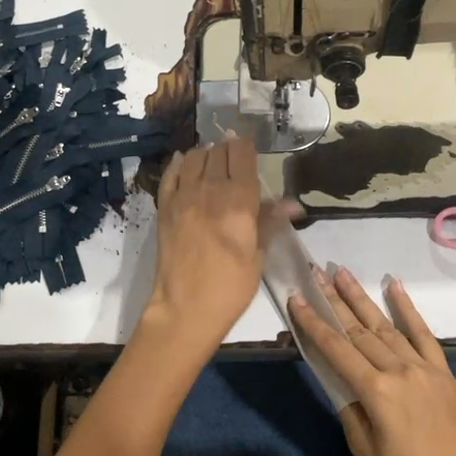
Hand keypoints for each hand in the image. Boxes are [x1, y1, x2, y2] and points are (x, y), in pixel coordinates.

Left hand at [144, 136, 266, 354]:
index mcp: (239, 200)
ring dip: (205, 153)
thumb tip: (292, 204)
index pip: (243, 155)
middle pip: (219, 152)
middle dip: (228, 149)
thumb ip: (269, 222)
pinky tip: (183, 161)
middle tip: (234, 157)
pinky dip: (178, 164)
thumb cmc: (230, 287)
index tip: (250, 148)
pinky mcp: (164, 207)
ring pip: (193, 157)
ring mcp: (183, 196)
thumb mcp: (258, 255)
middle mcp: (210, 189)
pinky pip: (170, 174)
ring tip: (212, 159)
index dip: (247, 147)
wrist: (185, 308)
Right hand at [291, 268, 455, 455]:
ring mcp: (425, 368)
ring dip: (362, 298)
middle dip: (333, 301)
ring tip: (342, 273)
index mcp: (376, 391)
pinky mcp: (444, 373)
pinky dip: (407, 308)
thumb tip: (343, 383)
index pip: (336, 348)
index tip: (296, 298)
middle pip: (358, 330)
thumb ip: (350, 410)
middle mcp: (400, 370)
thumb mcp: (365, 452)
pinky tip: (394, 286)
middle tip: (315, 273)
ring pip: (386, 326)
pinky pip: (423, 334)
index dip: (313, 323)